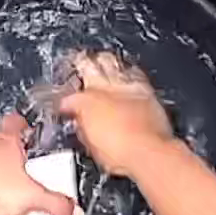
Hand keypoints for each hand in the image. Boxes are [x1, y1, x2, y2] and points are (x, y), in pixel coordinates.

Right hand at [60, 52, 175, 176]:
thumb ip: (84, 128)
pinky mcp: (145, 90)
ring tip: (100, 60)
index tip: (65, 103)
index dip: (65, 99)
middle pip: (88, 64)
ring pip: (111, 61)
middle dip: (81, 63)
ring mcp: (125, 86)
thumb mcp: (92, 146)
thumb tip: (81, 123)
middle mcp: (105, 88)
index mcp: (86, 102)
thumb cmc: (121, 153)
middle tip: (79, 63)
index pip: (70, 95)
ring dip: (104, 60)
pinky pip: (134, 72)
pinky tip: (127, 72)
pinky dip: (128, 71)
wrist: (150, 153)